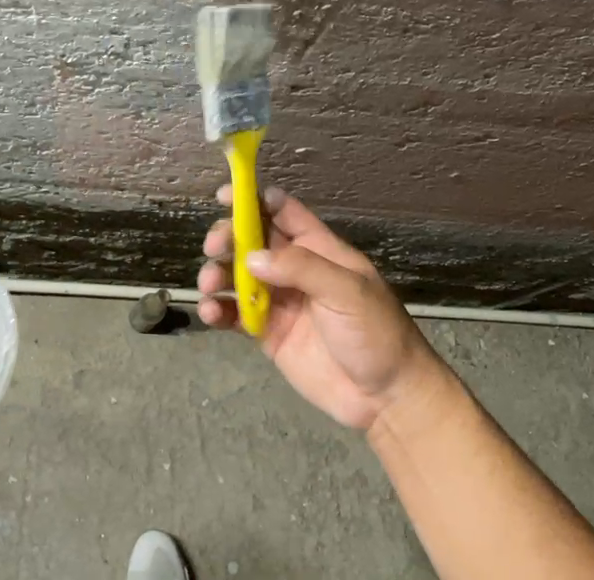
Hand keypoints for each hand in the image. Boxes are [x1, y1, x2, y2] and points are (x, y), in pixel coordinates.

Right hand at [197, 186, 453, 431]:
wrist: (386, 398)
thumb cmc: (376, 333)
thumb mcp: (347, 291)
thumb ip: (300, 267)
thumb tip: (251, 257)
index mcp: (318, 249)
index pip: (282, 212)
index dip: (254, 199)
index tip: (224, 195)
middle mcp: (294, 270)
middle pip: (251, 240)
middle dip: (228, 237)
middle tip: (214, 247)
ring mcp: (278, 301)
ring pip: (236, 275)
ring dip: (216, 273)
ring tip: (208, 286)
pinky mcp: (266, 332)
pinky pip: (234, 313)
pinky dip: (217, 309)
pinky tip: (211, 312)